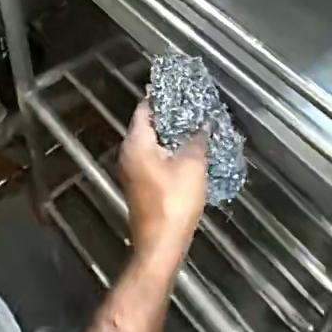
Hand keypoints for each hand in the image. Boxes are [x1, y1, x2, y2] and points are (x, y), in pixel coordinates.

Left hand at [118, 102, 207, 271]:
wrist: (160, 244)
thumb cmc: (174, 201)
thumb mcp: (192, 165)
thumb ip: (197, 139)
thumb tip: (204, 123)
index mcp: (136, 143)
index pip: (144, 110)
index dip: (159, 97)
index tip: (175, 87)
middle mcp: (128, 153)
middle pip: (146, 126)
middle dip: (167, 116)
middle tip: (189, 105)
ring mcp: (131, 170)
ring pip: (149, 143)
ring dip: (168, 135)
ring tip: (192, 126)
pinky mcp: (139, 184)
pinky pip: (151, 158)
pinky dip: (166, 151)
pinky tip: (185, 152)